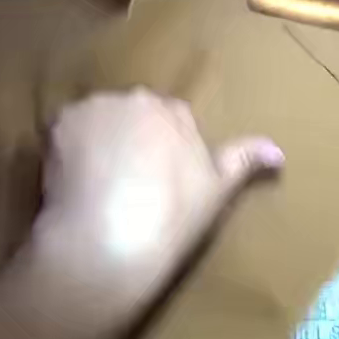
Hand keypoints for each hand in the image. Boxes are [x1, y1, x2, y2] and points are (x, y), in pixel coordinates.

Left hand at [24, 89, 283, 317]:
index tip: (160, 179)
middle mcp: (136, 99)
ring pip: (99, 119)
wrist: (110, 239)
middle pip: (134, 113)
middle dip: (132, 136)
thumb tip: (279, 150)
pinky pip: (65, 130)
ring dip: (99, 138)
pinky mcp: (58, 124)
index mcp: (175, 111)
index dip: (165, 149)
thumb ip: (245, 160)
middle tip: (128, 180)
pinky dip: (68, 148)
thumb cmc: (173, 215)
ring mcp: (95, 108)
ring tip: (97, 182)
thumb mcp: (218, 189)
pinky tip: (73, 180)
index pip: (172, 119)